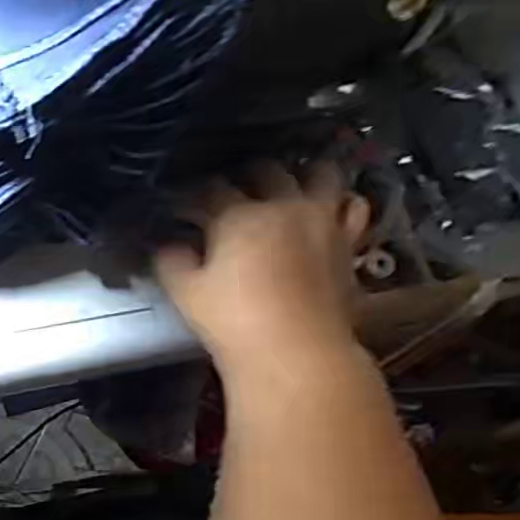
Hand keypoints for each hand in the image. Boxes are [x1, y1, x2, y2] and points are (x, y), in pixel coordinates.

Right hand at [154, 160, 372, 371]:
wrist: (294, 347)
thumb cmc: (230, 318)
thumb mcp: (184, 292)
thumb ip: (172, 261)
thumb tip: (168, 245)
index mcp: (238, 216)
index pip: (210, 191)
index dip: (192, 195)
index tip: (180, 206)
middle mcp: (284, 206)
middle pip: (267, 171)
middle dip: (245, 175)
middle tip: (229, 190)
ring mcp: (323, 219)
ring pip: (320, 174)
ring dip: (301, 173)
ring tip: (286, 185)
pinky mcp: (348, 239)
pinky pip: (351, 205)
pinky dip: (338, 201)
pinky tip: (326, 209)